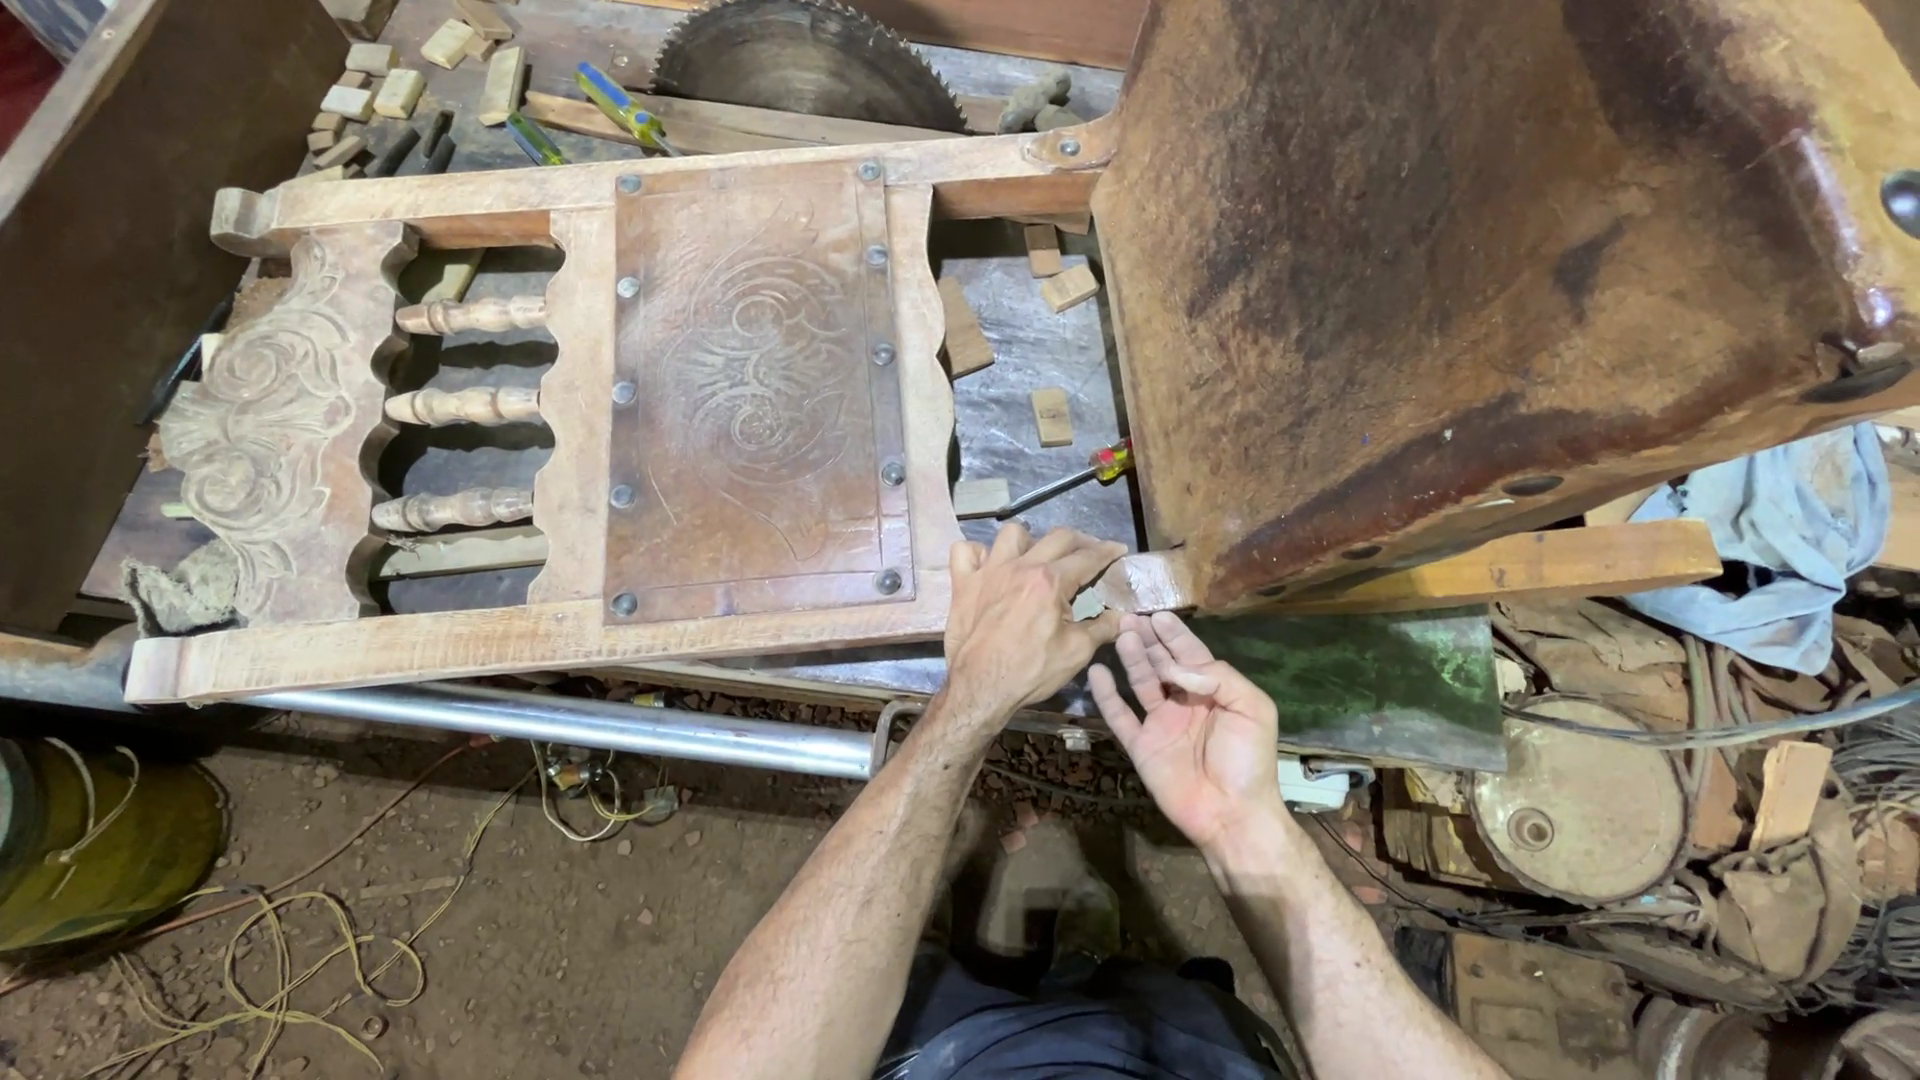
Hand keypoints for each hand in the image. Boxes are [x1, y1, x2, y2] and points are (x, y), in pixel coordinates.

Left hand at [943, 523, 1125, 719]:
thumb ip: (1102, 628)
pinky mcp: (963, 583)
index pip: (1087, 557)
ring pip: (1011, 534)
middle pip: (1057, 537)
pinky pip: (965, 552)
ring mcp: (988, 571)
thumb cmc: (1030, 671)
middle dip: (1080, 541)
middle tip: (1089, 552)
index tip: (1118, 550)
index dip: (1107, 552)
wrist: (980, 687)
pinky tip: (989, 565)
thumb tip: (1122, 616)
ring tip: (1037, 556)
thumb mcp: (1076, 652)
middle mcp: (1020, 567)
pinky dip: (978, 553)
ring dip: (1030, 540)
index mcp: (1050, 581)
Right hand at [1089, 611, 1285, 850]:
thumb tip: (1175, 666)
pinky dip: (1106, 695)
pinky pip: (1119, 716)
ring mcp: (1160, 724)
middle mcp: (1184, 703)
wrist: (1232, 814)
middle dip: (1147, 640)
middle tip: (1129, 617)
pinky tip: (1097, 672)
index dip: (1174, 635)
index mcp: (1213, 693)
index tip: (1157, 615)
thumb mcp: (1253, 709)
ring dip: (1130, 658)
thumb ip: (1220, 678)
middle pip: (1161, 663)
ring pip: (1140, 682)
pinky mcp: (1140, 746)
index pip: (1191, 655)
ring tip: (1120, 635)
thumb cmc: (1248, 761)